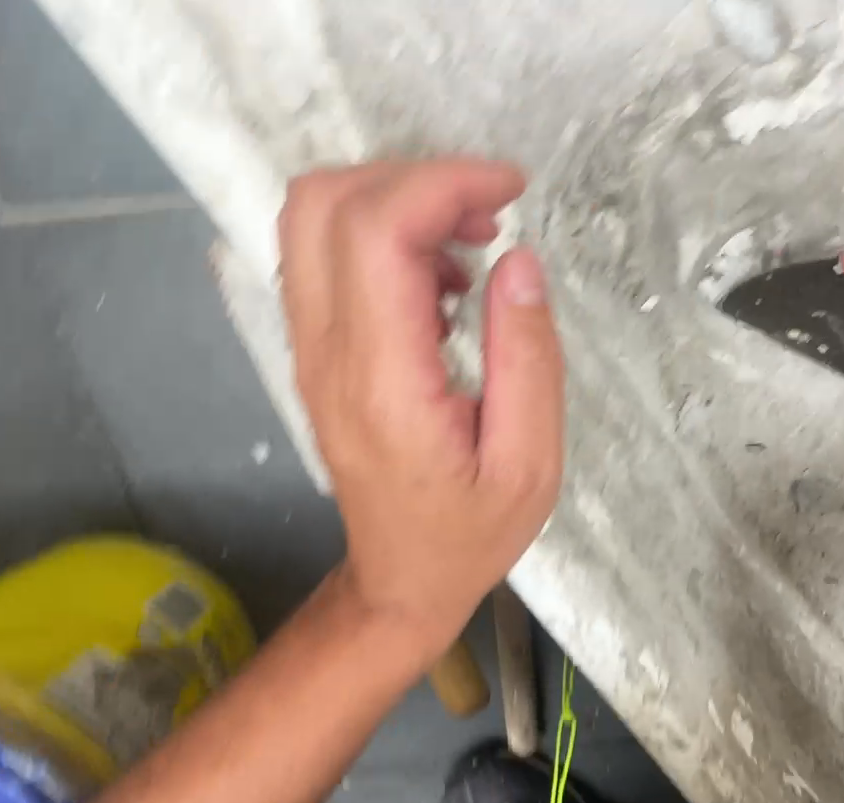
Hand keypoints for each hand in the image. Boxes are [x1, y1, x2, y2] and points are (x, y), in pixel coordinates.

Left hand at [279, 159, 563, 661]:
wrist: (401, 580)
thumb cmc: (472, 534)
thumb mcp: (531, 463)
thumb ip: (528, 359)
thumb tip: (519, 261)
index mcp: (385, 381)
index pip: (377, 231)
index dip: (442, 183)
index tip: (511, 192)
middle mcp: (329, 353)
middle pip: (326, 202)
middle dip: (415, 180)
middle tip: (491, 215)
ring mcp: (312, 351)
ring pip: (314, 220)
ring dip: (396, 205)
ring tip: (473, 249)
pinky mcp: (317, 354)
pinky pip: (327, 259)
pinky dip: (384, 240)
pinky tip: (444, 288)